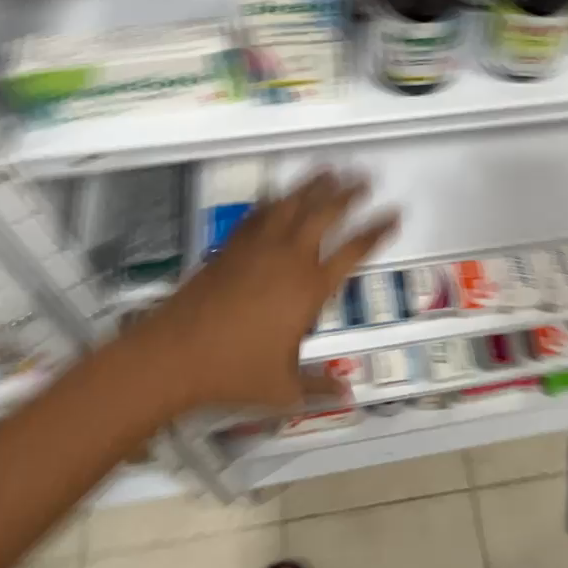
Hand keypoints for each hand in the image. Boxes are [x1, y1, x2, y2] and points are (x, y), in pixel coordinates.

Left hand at [128, 170, 398, 413]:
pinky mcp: (230, 246)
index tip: (393, 215)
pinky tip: (278, 195)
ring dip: (314, 185)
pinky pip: (259, 213)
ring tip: (329, 171)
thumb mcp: (284, 388)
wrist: (175, 354)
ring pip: (292, 203)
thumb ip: (319, 388)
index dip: (378, 230)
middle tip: (366, 180)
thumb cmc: (232, 371)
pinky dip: (274, 200)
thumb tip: (345, 396)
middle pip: (326, 212)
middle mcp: (288, 258)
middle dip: (350, 193)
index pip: (355, 250)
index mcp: (310, 288)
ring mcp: (257, 247)